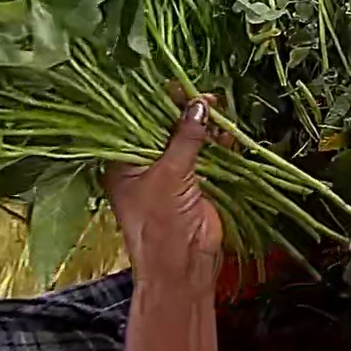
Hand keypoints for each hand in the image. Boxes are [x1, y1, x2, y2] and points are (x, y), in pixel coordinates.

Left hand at [106, 99, 222, 292]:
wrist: (183, 263)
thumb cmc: (161, 222)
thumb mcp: (170, 174)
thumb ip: (185, 137)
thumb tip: (199, 104)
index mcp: (123, 163)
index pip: (137, 123)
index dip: (158, 104)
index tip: (180, 87)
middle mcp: (145, 164)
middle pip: (166, 128)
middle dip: (186, 112)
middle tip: (207, 98)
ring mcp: (171, 172)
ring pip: (189, 139)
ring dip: (205, 125)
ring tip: (221, 111)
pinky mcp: (196, 181)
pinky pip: (207, 153)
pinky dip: (218, 142)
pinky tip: (227, 133)